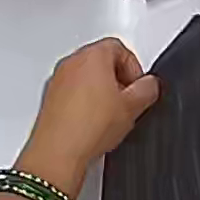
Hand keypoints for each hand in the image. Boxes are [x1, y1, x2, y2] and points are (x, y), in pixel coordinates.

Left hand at [16, 37, 160, 195]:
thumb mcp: (133, 107)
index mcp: (93, 56)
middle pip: (101, 60)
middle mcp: (72, 62)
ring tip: (111, 115)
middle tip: (128, 100)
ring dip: (101, 91)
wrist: (59, 151)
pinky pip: (72, 92)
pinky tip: (94, 123)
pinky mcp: (50, 98)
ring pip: (86, 76)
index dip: (134, 68)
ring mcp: (58, 80)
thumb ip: (148, 89)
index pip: (120, 48)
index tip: (138, 87)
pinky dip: (85, 102)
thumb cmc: (89, 125)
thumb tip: (150, 85)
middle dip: (118, 78)